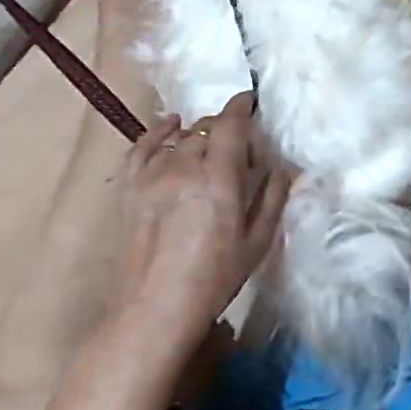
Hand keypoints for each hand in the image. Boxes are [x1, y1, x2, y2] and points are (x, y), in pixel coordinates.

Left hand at [112, 93, 290, 324]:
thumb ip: (273, 198)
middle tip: (240, 143)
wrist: (155, 309)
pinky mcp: (129, 188)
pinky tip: (170, 125)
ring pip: (178, 136)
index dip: (242, 107)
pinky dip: (158, 131)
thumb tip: (282, 168)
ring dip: (198, 133)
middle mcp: (183, 168)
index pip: (229, 125)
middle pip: (205, 128)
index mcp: (218, 179)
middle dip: (224, 126)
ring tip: (210, 143)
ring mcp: (151, 176)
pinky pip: (142, 146)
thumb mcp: (257, 241)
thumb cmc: (215, 278)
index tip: (253, 99)